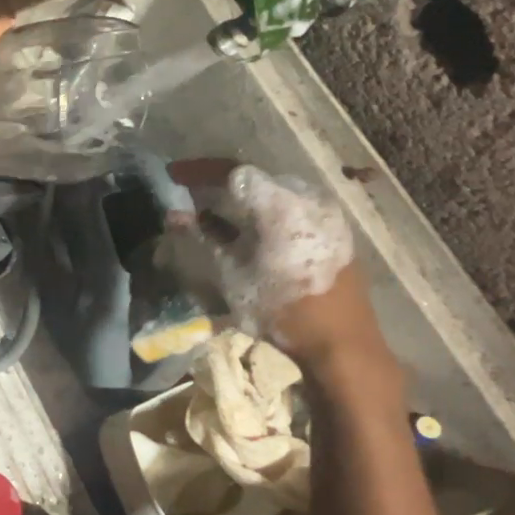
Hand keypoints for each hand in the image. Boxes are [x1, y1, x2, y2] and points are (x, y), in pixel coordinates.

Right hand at [168, 160, 383, 372]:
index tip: (172, 176)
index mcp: (281, 204)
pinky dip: (263, 214)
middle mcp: (308, 199)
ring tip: (214, 215)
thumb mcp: (229, 274)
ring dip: (242, 201)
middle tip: (190, 196)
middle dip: (219, 185)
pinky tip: (247, 233)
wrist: (341, 343)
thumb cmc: (281, 307)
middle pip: (256, 179)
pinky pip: (291, 209)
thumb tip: (173, 216)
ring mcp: (326, 215)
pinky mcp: (334, 233)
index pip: (232, 171)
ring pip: (274, 194)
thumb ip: (200, 238)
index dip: (198, 171)